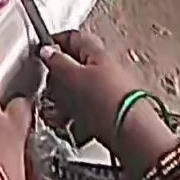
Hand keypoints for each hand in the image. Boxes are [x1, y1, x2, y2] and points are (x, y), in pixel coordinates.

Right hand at [39, 29, 146, 147]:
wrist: (138, 142)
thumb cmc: (108, 102)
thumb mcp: (72, 76)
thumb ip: (56, 60)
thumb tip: (46, 50)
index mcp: (97, 52)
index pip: (71, 37)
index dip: (54, 42)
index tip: (41, 52)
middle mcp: (106, 69)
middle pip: (73, 67)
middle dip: (57, 80)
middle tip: (47, 90)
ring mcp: (111, 94)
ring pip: (79, 92)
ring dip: (64, 104)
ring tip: (57, 116)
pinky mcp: (115, 117)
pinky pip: (89, 112)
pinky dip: (78, 120)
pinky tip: (73, 128)